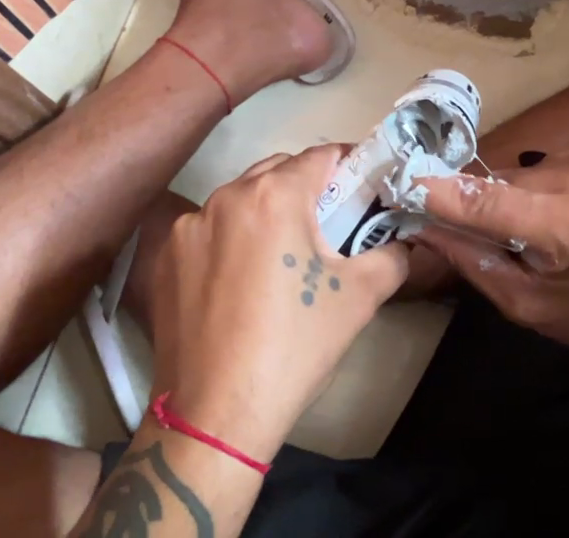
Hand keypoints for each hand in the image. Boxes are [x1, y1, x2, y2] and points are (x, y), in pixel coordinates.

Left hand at [149, 145, 410, 459]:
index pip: (322, 155)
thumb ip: (392, 255)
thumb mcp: (361, 298)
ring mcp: (188, 226)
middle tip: (329, 226)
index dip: (350, 166)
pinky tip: (238, 279)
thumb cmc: (295, 347)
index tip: (365, 189)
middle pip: (278, 171)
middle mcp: (227, 196)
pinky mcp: (163, 256)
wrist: (217, 413)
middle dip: (307, 188)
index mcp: (275, 195)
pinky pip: (206, 230)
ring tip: (282, 256)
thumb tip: (404, 242)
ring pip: (239, 198)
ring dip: (265, 211)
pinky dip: (228, 239)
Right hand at [411, 141, 568, 377]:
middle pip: (502, 183)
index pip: (486, 203)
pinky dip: (543, 186)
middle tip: (491, 239)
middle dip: (484, 206)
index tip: (402, 186)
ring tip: (540, 232)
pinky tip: (565, 212)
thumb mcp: (527, 305)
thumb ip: (471, 260)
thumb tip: (419, 223)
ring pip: (523, 171)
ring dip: (515, 196)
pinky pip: (549, 163)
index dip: (440, 194)